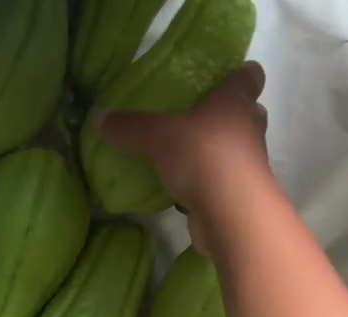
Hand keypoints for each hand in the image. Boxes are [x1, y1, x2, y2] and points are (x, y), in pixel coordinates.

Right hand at [96, 63, 271, 252]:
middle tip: (197, 121)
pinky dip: (209, 184)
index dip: (239, 75)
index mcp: (236, 100)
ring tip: (187, 158)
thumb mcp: (158, 136)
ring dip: (217, 153)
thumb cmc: (202, 154)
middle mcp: (249, 126)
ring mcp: (249, 162)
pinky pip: (224, 181)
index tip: (221, 81)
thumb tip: (97, 117)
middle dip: (226, 117)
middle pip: (246, 113)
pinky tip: (186, 189)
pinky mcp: (240, 194)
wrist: (229, 211)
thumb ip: (130, 127)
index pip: (250, 75)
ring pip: (235, 149)